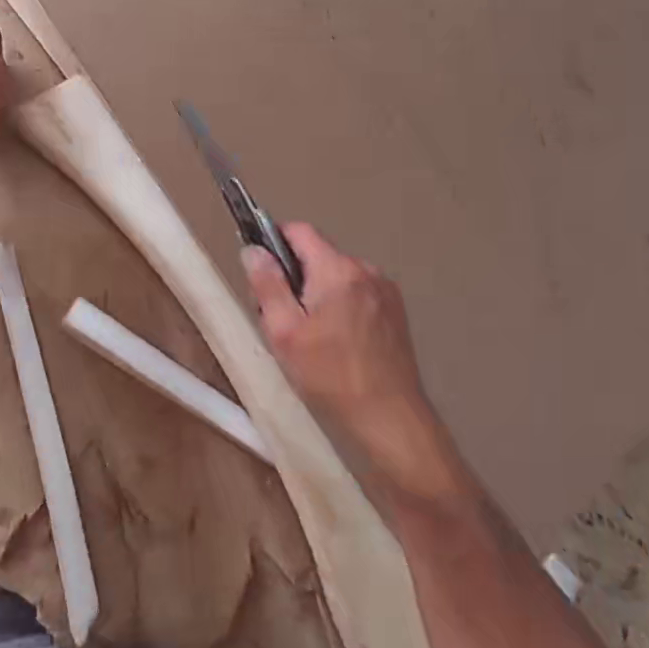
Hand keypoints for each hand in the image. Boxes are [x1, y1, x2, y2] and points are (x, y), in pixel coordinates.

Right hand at [244, 223, 458, 501]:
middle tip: (281, 319)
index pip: (299, 231)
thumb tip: (253, 250)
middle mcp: (365, 270)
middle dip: (294, 277)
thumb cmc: (330, 375)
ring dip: (317, 293)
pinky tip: (336, 342)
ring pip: (337, 276)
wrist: (389, 416)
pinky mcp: (395, 310)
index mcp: (337, 270)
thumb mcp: (284, 332)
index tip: (260, 271)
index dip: (273, 241)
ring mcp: (385, 290)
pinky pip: (356, 293)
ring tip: (309, 337)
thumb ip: (267, 285)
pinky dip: (340, 306)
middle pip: (317, 256)